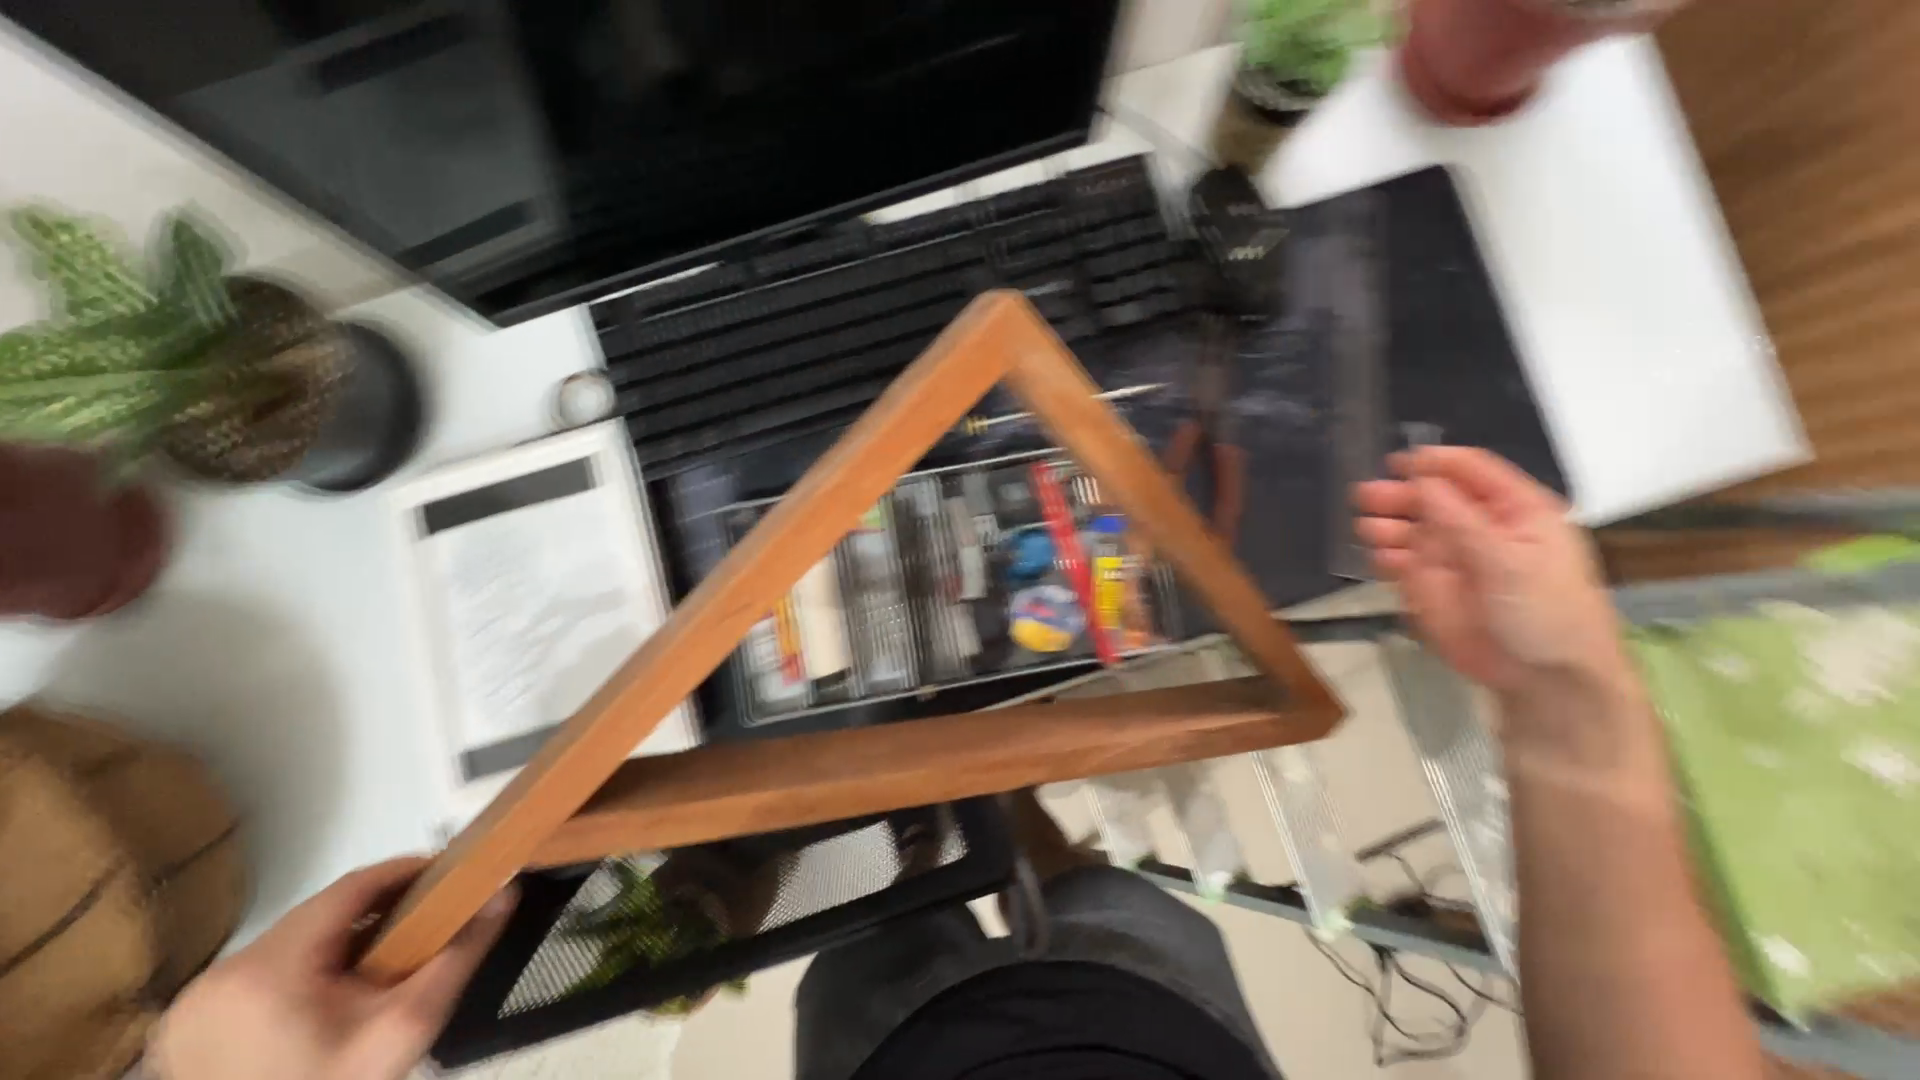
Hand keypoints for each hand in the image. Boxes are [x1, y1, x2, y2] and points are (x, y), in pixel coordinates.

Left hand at [149, 857, 514, 1079]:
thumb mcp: (410, 1024)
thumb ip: (460, 953)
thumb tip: (507, 891)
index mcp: (268, 968)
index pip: (351, 887)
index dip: (405, 872)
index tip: (449, 875)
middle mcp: (221, 973)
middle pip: (319, 914)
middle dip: (378, 911)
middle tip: (426, 922)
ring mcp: (195, 1001)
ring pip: (291, 940)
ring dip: (342, 939)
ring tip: (386, 958)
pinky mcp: (186, 1025)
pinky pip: (263, 971)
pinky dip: (306, 969)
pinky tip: (334, 993)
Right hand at [1353, 447, 1633, 700]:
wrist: (1544, 678)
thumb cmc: (1545, 612)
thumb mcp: (1509, 560)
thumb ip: (1462, 519)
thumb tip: (1423, 480)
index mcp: (1514, 511)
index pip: (1472, 471)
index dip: (1437, 462)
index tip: (1399, 461)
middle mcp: (1478, 526)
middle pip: (1433, 496)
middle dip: (1402, 493)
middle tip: (1367, 495)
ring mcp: (1451, 556)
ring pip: (1410, 527)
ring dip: (1387, 522)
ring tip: (1367, 526)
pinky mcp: (1427, 586)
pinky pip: (1398, 561)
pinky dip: (1383, 554)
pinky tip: (1376, 555)